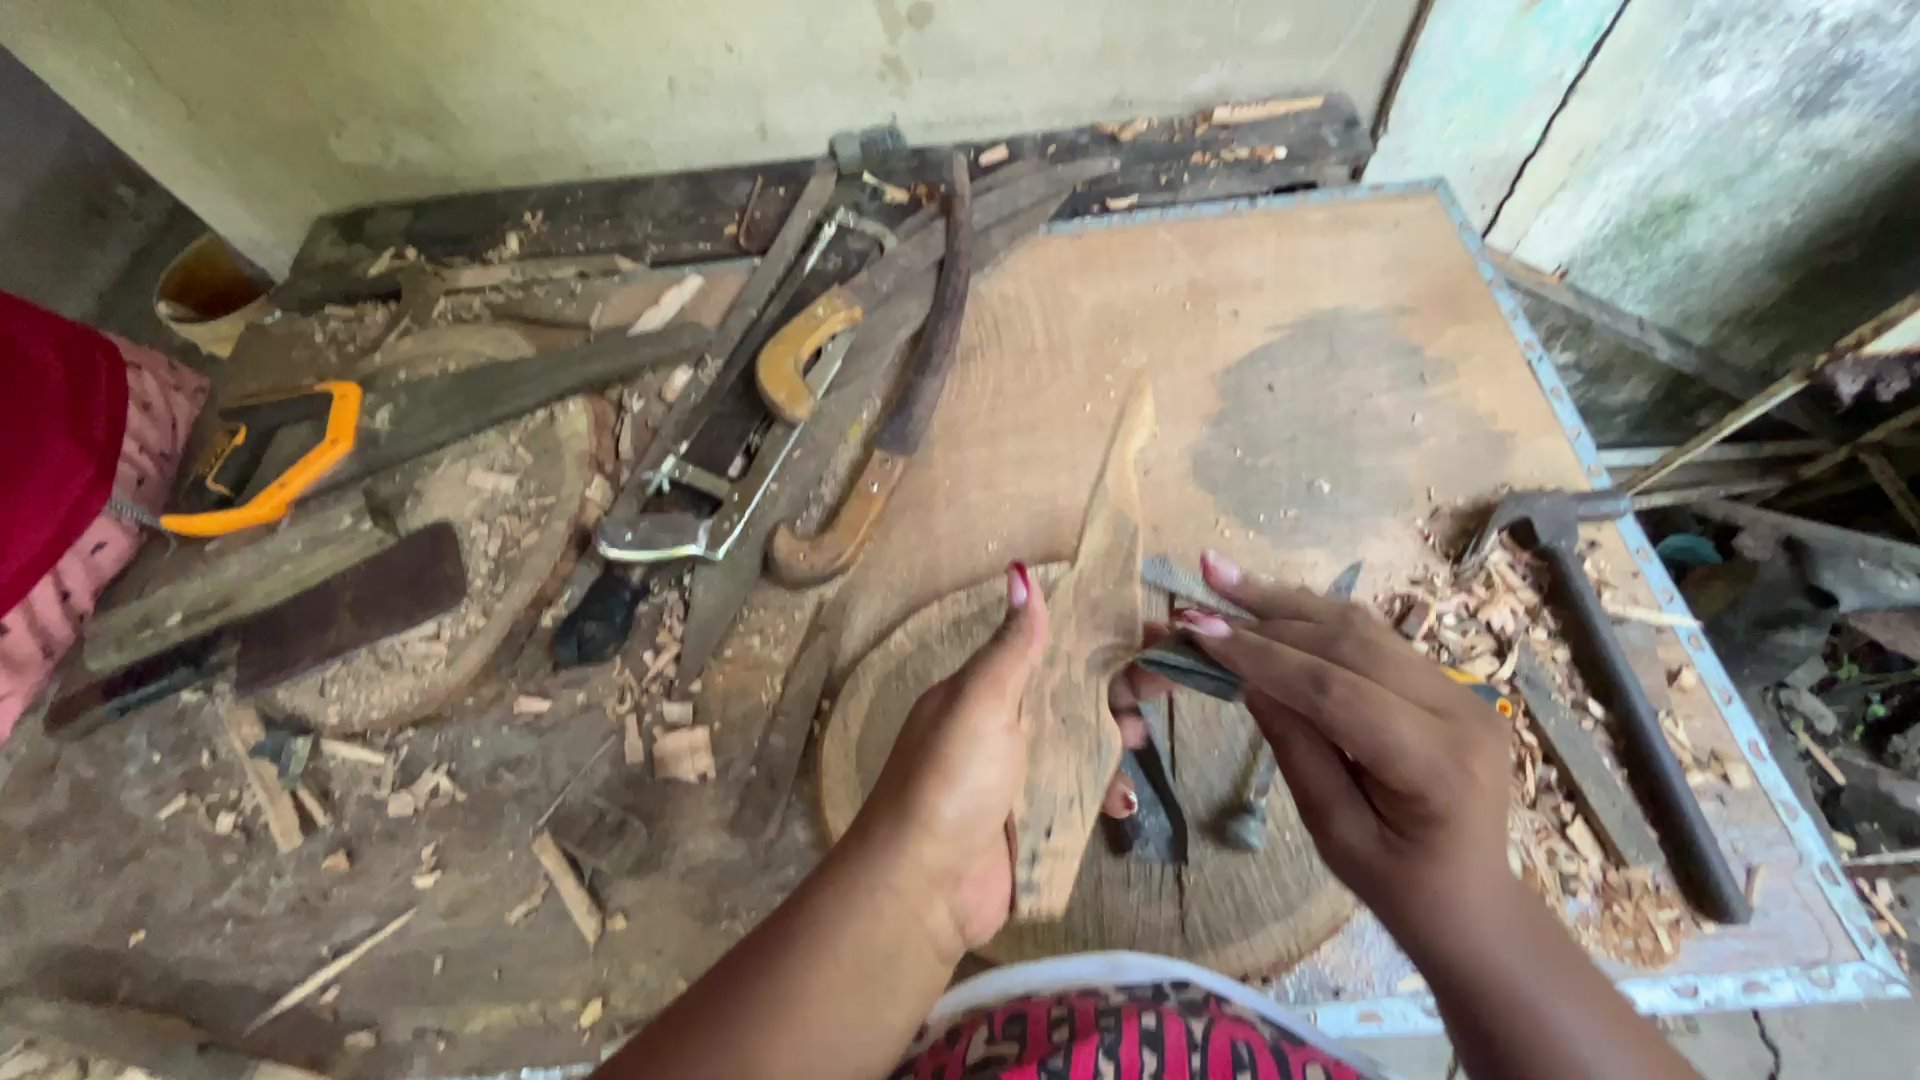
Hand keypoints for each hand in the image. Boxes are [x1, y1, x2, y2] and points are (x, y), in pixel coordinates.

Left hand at [854, 563, 1152, 951]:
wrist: (922, 885)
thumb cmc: (951, 780)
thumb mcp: (980, 702)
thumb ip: (1011, 646)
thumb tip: (1019, 570)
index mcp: (987, 689)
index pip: (1052, 648)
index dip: (1099, 636)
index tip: (1151, 631)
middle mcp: (1004, 725)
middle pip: (1073, 693)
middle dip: (1120, 686)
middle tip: (1167, 683)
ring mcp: (1019, 775)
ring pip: (1082, 744)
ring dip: (1116, 738)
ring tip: (1140, 739)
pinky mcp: (1033, 819)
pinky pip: (1079, 795)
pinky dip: (1104, 793)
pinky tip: (1120, 802)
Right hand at [1170, 550, 1512, 932]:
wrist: (1472, 895)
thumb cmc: (1399, 884)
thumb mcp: (1335, 832)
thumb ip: (1296, 749)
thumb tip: (1247, 679)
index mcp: (1437, 765)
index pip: (1336, 692)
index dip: (1263, 658)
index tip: (1199, 634)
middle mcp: (1460, 712)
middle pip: (1349, 644)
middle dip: (1265, 618)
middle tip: (1198, 599)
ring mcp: (1459, 689)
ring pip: (1359, 627)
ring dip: (1284, 601)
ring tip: (1220, 576)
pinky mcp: (1444, 680)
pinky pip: (1370, 636)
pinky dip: (1310, 615)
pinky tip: (1266, 598)